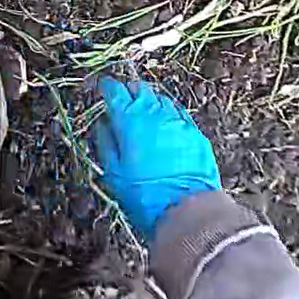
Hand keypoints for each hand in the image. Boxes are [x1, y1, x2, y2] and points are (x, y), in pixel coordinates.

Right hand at [93, 77, 222, 236]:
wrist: (189, 211)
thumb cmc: (146, 196)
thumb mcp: (114, 173)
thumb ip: (106, 143)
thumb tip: (103, 124)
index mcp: (129, 118)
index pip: (115, 90)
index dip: (107, 87)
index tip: (104, 88)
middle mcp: (154, 112)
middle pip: (139, 88)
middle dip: (129, 91)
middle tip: (124, 101)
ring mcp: (177, 120)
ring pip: (160, 98)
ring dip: (150, 102)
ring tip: (145, 115)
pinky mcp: (195, 131)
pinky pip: (179, 113)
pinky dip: (169, 115)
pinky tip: (166, 127)